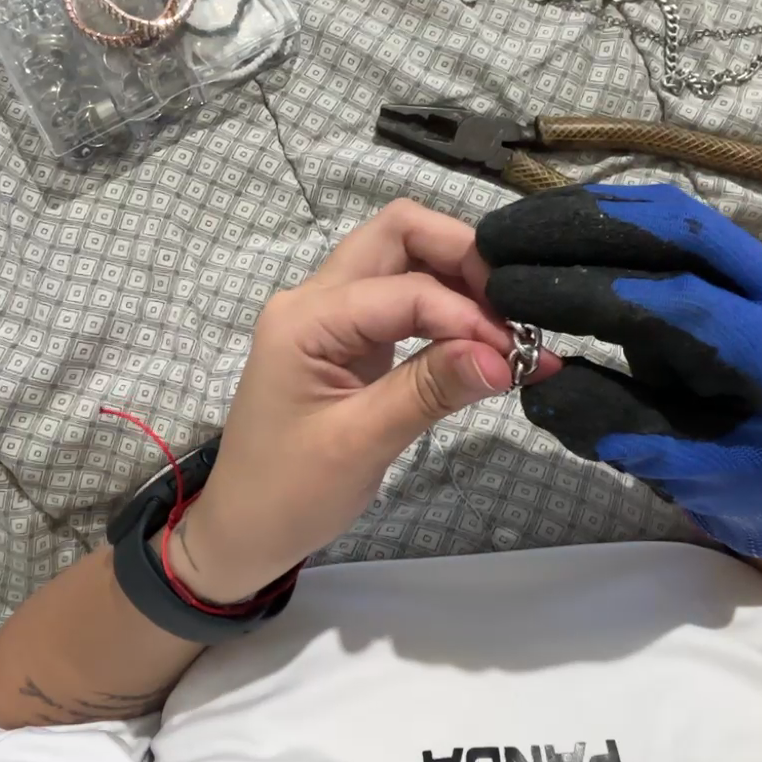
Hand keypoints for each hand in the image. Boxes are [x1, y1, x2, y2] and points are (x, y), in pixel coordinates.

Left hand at [170, 200, 560, 601]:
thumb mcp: (361, 443)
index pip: (404, 288)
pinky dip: (442, 307)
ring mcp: (328, 314)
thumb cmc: (289, 493)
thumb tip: (505, 356)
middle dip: (462, 256)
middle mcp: (313, 299)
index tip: (518, 355)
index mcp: (305, 319)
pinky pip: (399, 298)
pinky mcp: (345, 337)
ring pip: (400, 258)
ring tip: (505, 325)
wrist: (244, 528)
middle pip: (397, 234)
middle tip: (514, 307)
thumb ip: (431, 389)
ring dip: (456, 278)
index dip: (466, 314)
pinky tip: (476, 337)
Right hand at [476, 184, 761, 557]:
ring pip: (668, 211)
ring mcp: (761, 266)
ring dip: (580, 212)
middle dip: (576, 227)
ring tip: (510, 227)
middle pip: (678, 230)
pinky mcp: (730, 257)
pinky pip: (662, 220)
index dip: (581, 290)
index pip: (674, 304)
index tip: (503, 290)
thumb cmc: (740, 480)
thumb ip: (612, 426)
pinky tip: (546, 226)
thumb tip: (533, 382)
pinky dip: (597, 216)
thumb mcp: (676, 472)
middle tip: (496, 238)